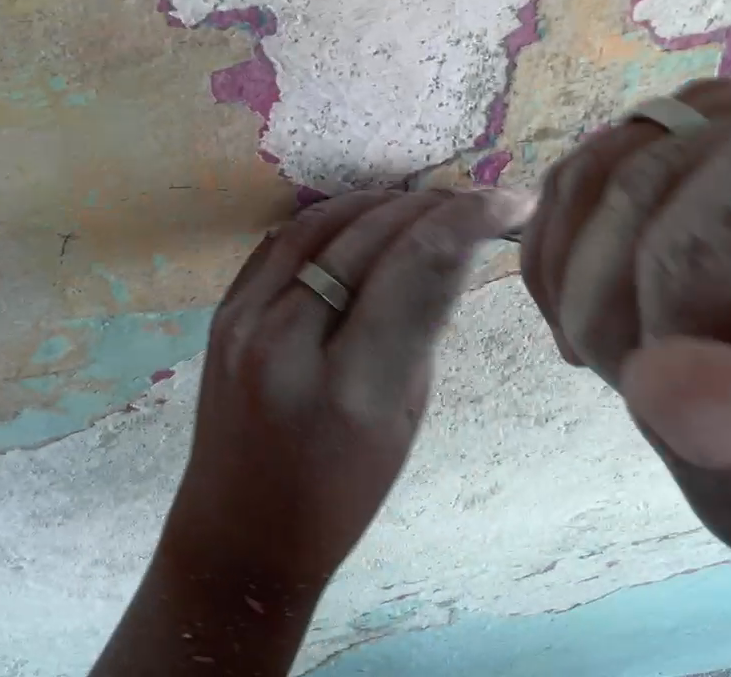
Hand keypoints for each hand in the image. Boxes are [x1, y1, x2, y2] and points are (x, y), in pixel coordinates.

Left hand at [161, 187, 533, 586]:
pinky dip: (328, 220)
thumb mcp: (403, 417)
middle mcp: (289, 339)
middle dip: (431, 206)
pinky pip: (281, 242)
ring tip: (422, 203)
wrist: (240, 531)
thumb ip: (420, 327)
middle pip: (369, 236)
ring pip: (319, 225)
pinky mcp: (222, 311)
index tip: (509, 201)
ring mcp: (243, 319)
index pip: (418, 267)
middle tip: (471, 200)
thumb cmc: (338, 496)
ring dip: (378, 202)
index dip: (470, 220)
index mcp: (350, 384)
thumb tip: (448, 250)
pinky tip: (361, 219)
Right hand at [517, 69, 730, 592]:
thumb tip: (667, 384)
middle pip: (699, 153)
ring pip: (625, 152)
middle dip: (620, 282)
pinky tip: (591, 313)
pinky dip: (560, 247)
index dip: (713, 256)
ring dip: (582, 271)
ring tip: (621, 358)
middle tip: (628, 385)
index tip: (673, 369)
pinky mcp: (714, 118)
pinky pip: (592, 161)